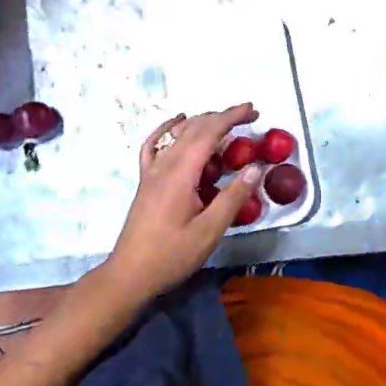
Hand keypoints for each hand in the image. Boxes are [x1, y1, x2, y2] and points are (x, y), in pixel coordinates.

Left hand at [101, 103, 263, 298]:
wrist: (130, 274)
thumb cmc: (171, 255)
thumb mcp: (209, 231)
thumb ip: (233, 198)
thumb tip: (255, 168)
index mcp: (180, 174)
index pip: (208, 133)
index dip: (231, 117)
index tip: (253, 111)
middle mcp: (164, 165)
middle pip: (193, 128)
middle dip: (222, 116)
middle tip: (249, 116)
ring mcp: (152, 172)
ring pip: (177, 133)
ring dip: (202, 122)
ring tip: (225, 123)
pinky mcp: (146, 181)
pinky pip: (155, 145)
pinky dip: (168, 129)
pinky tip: (176, 123)